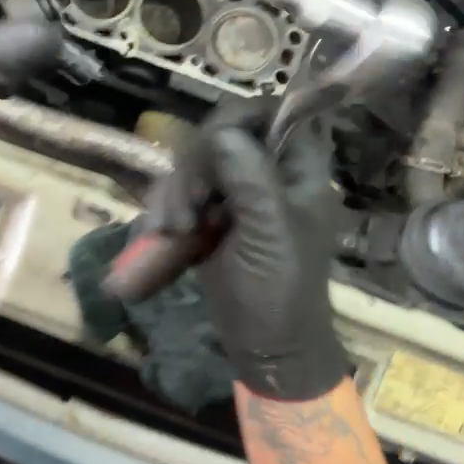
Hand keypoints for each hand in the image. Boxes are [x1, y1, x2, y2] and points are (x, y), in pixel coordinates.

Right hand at [148, 100, 346, 400]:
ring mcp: (236, 198)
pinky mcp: (209, 218)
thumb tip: (223, 130)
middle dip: (195, 168)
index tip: (214, 140)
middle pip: (223, 138)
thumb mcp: (268, 234)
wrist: (266, 347)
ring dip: (175, 193)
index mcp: (299, 174)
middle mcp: (267, 177)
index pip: (281, 116)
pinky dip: (166, 210)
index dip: (246, 116)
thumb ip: (250, 178)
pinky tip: (163, 234)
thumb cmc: (279, 293)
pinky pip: (180, 194)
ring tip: (172, 230)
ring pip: (195, 167)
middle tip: (188, 205)